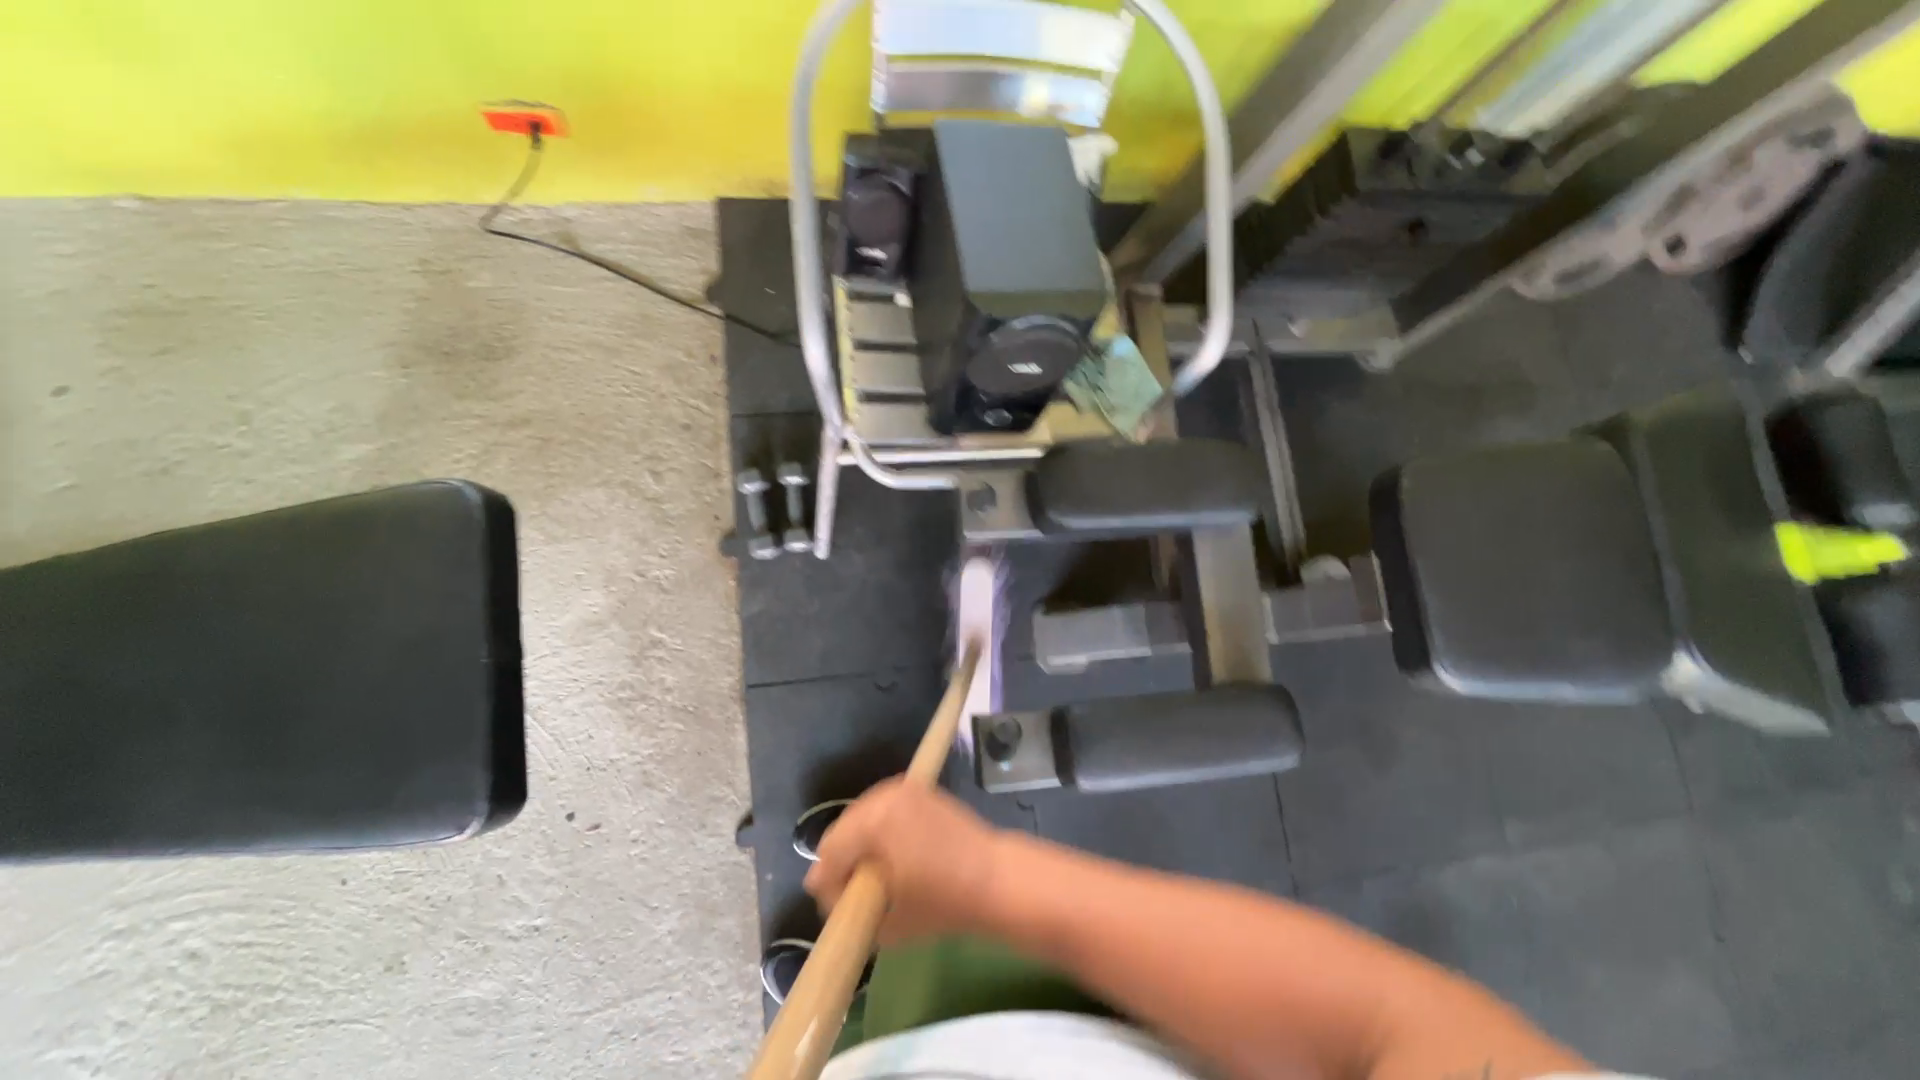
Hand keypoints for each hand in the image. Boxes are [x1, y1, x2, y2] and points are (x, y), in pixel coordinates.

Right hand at [803, 778, 1007, 944]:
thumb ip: (849, 911)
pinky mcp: (919, 790)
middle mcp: (883, 797)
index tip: (837, 910)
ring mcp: (903, 789)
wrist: (996, 878)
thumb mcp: (889, 922)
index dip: (828, 885)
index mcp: (872, 823)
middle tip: (850, 893)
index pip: (830, 854)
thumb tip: (832, 903)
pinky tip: (888, 854)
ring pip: (861, 817)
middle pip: (843, 830)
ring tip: (870, 874)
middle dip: (842, 861)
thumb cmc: (943, 902)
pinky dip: (878, 829)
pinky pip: (883, 808)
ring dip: (859, 844)